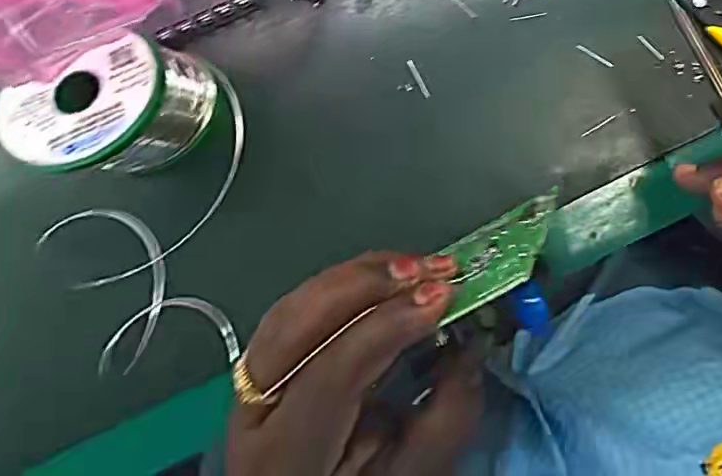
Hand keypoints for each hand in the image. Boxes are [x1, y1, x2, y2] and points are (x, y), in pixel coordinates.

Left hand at [226, 251, 483, 475]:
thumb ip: (443, 421)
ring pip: (294, 303)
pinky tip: (387, 274)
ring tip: (415, 264)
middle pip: (296, 322)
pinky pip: (299, 306)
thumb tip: (472, 346)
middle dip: (366, 282)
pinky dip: (346, 282)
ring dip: (358, 273)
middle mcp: (251, 414)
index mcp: (284, 456)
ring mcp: (249, 383)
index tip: (441, 297)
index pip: (332, 372)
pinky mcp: (264, 361)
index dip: (389, 325)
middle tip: (427, 269)